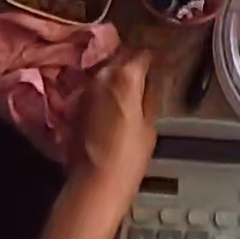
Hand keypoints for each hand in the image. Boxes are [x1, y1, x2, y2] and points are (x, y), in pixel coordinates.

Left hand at [72, 48, 156, 192]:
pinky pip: (95, 84)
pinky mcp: (77, 101)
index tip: (162, 62)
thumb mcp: (150, 126)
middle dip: (134, 59)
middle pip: (122, 56)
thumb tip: (150, 83)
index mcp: (126, 77)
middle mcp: (104, 74)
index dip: (154, 57)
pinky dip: (105, 86)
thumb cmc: (128, 158)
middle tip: (147, 70)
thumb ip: (150, 97)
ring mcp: (87, 86)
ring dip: (118, 71)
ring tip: (130, 84)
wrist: (93, 185)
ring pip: (107, 68)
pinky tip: (113, 99)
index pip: (143, 54)